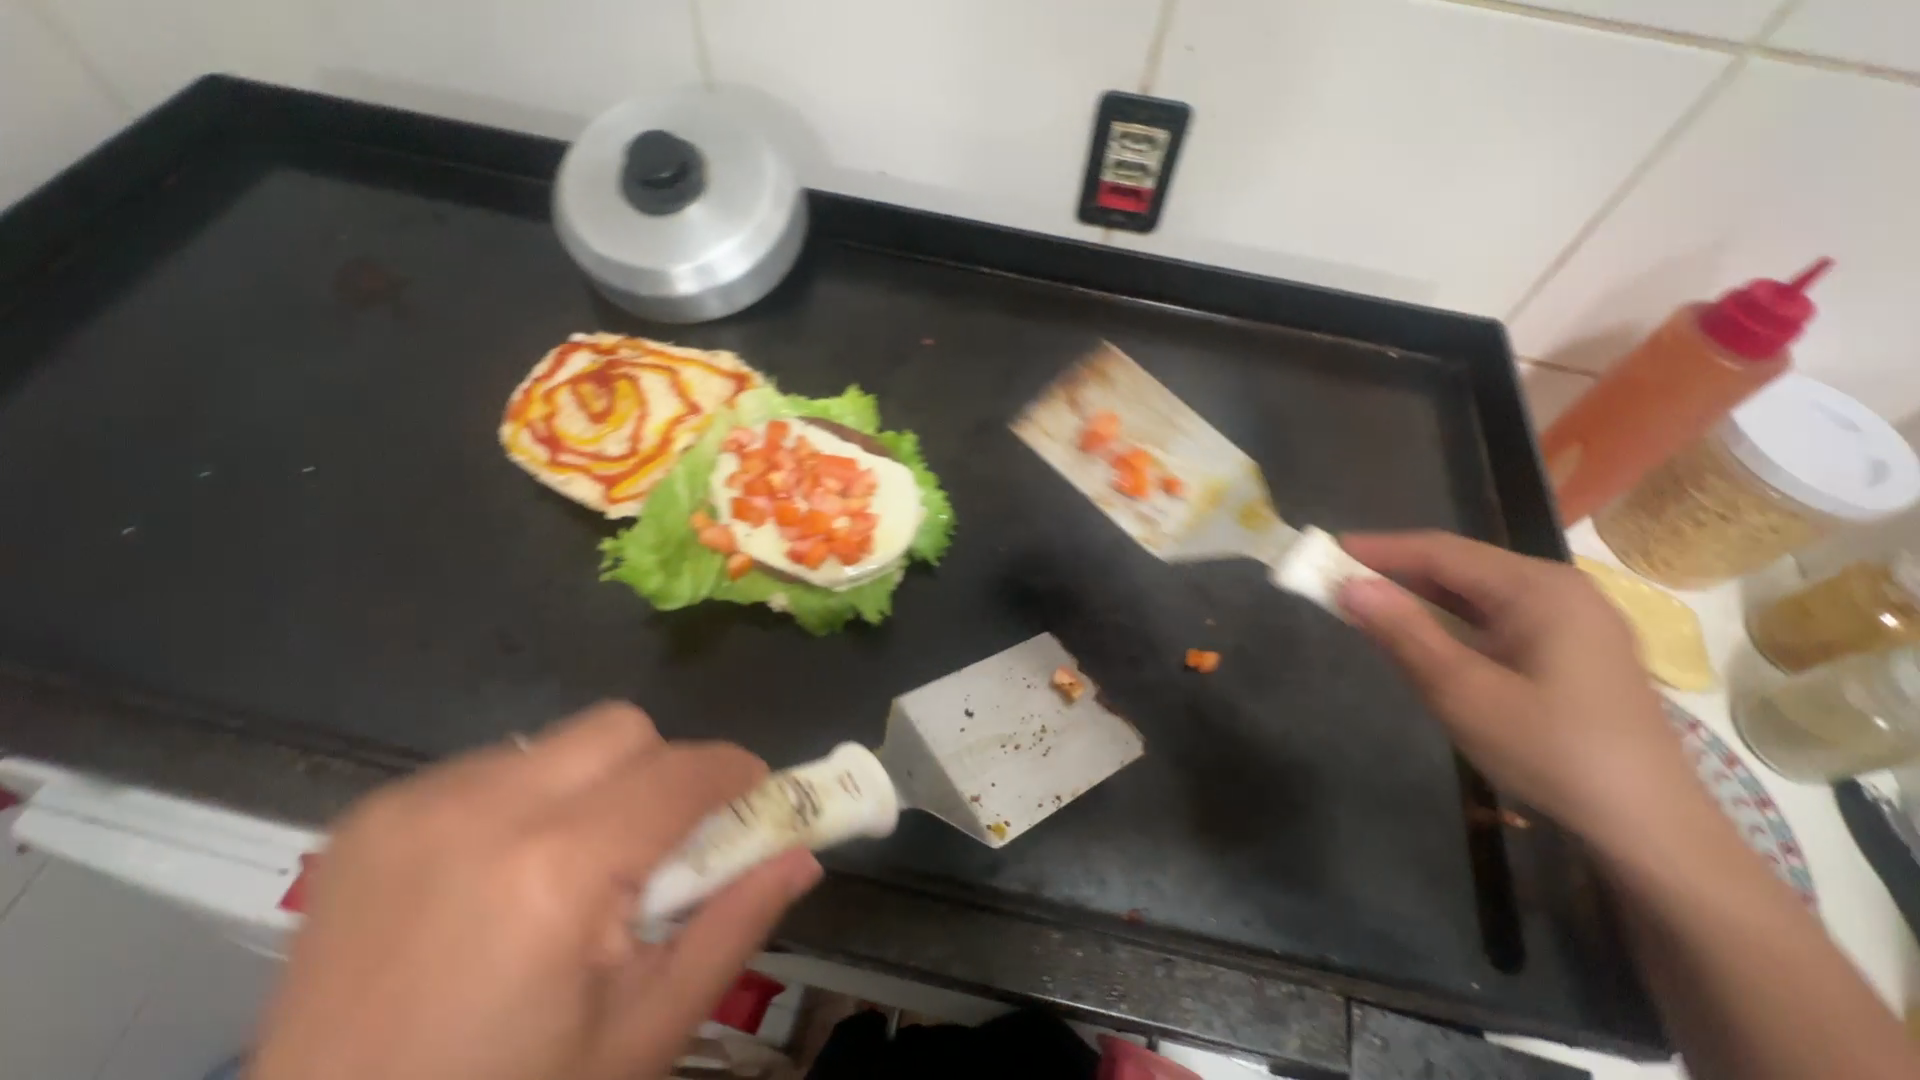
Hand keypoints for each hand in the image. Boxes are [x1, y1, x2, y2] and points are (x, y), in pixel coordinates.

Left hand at [248, 703, 821, 1079]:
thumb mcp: (643, 1034)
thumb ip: (730, 928)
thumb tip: (801, 857)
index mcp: (557, 869)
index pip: (682, 771)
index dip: (736, 777)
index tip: (755, 805)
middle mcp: (481, 809)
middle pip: (620, 728)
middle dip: (663, 772)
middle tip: (660, 852)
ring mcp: (415, 805)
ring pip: (555, 744)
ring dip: (592, 787)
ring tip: (570, 875)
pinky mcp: (370, 816)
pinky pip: (488, 769)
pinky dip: (523, 802)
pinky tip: (500, 881)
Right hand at [1337, 531, 1700, 845]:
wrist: (1649, 825)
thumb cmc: (1551, 752)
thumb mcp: (1463, 693)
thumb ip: (1404, 634)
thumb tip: (1349, 586)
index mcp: (1540, 589)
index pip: (1442, 551)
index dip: (1380, 550)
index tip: (1327, 552)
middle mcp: (1562, 590)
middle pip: (1464, 568)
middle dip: (1400, 574)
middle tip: (1342, 586)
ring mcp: (1577, 621)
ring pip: (1482, 595)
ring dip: (1426, 601)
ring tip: (1374, 612)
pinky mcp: (1579, 652)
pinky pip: (1502, 620)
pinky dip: (1457, 624)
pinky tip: (1432, 645)